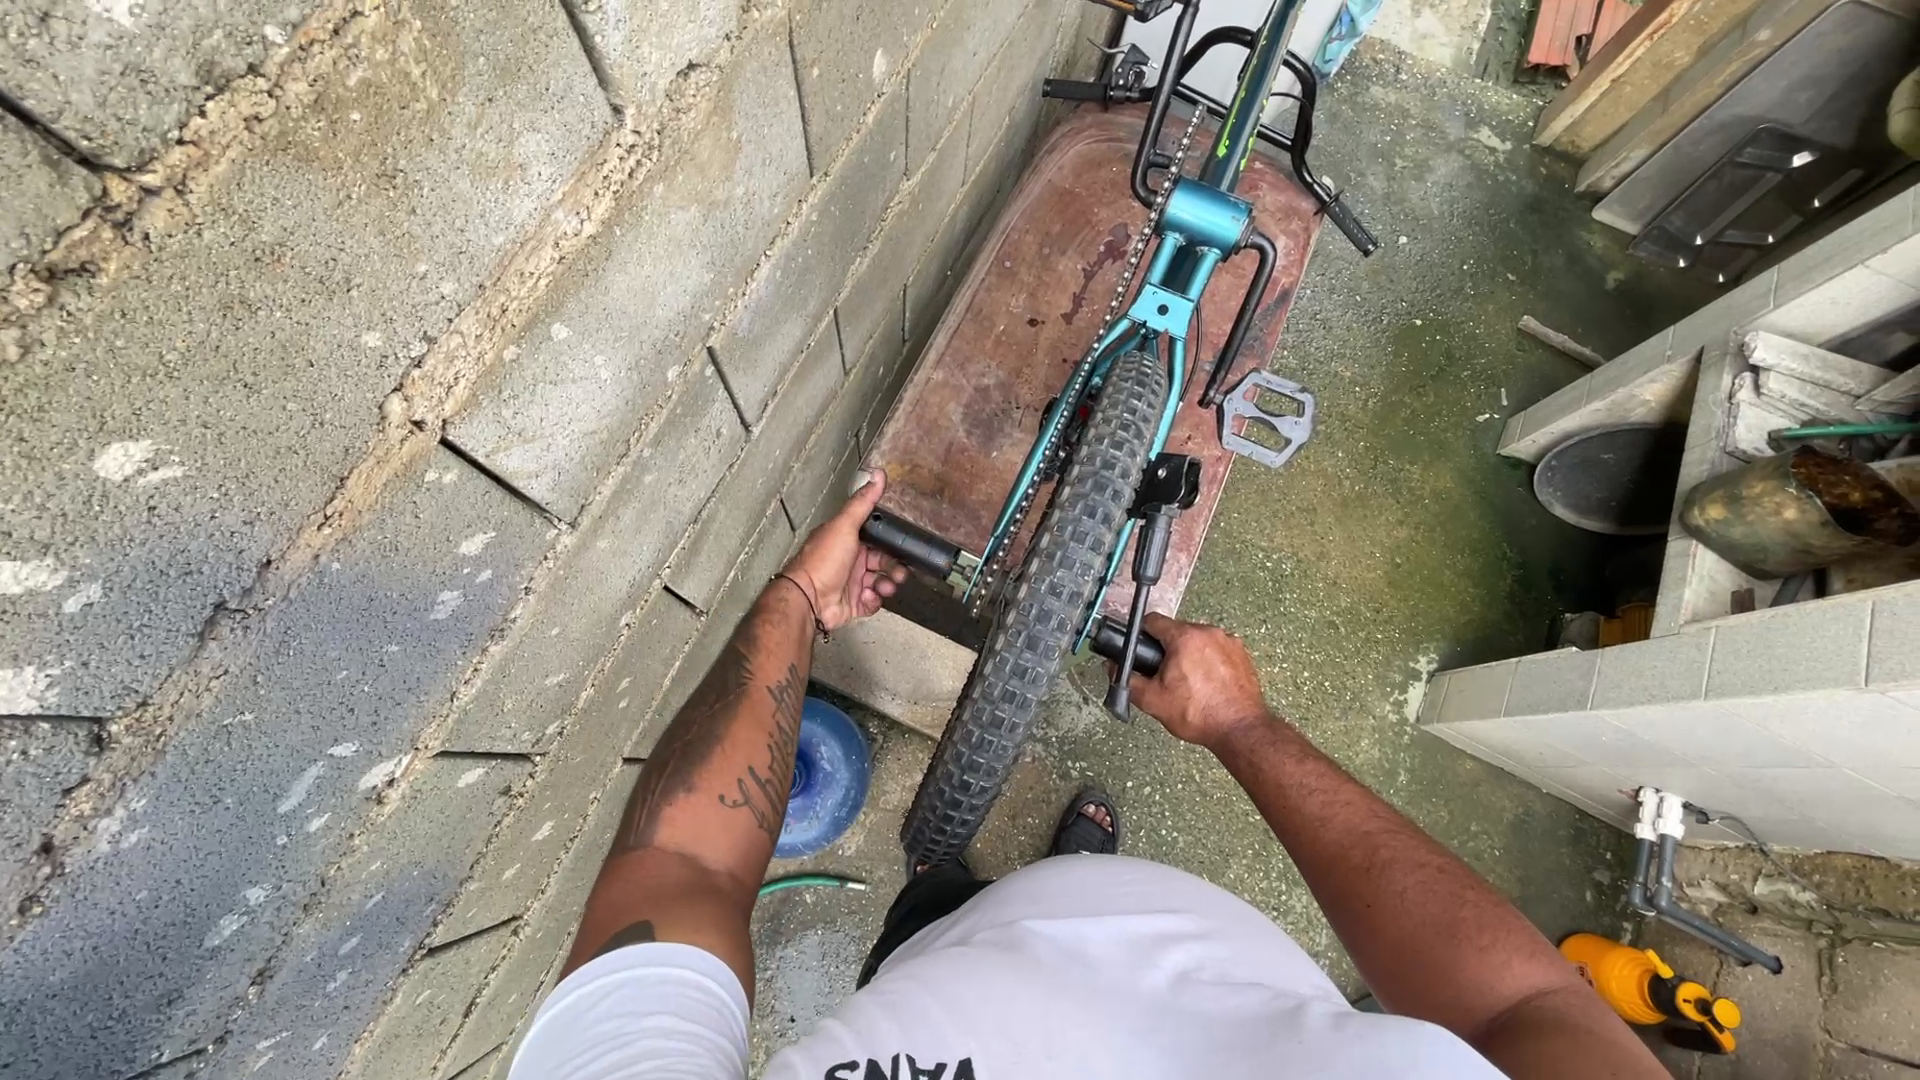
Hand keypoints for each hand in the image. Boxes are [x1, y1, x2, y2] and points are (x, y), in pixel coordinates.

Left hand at [779, 470, 908, 631]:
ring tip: (884, 587)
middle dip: (894, 567)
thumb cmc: (821, 562)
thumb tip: (877, 476)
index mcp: (846, 539)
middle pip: (882, 561)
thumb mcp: (844, 526)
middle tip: (899, 572)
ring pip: (880, 582)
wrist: (809, 599)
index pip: (877, 538)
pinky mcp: (852, 603)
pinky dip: (874, 601)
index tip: (902, 545)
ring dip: (887, 584)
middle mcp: (849, 559)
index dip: (890, 542)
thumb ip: (863, 502)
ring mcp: (850, 582)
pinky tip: (868, 597)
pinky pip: (873, 602)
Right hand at [1123, 614, 1269, 747]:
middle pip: (1177, 631)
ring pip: (1198, 640)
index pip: (1153, 620)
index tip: (1140, 645)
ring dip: (1190, 654)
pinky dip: (1209, 662)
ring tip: (1188, 682)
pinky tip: (1206, 684)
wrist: (1239, 730)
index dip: (1141, 633)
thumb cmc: (1201, 715)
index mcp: (1185, 637)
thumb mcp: (1152, 700)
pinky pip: (1217, 650)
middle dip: (1167, 649)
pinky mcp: (1242, 655)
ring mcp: (1228, 642)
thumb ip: (1126, 680)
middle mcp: (1208, 633)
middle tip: (1164, 673)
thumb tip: (1112, 668)